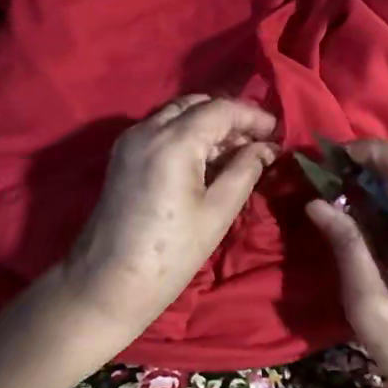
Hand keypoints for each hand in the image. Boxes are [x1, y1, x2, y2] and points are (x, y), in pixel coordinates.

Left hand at [62, 95, 277, 333]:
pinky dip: (187, 133)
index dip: (253, 116)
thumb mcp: (217, 212)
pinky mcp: (122, 155)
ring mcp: (130, 140)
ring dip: (208, 124)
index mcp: (172, 141)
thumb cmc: (170, 253)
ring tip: (238, 152)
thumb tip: (267, 148)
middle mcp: (147, 129)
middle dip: (230, 116)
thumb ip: (245, 170)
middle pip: (196, 104)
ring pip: (177, 114)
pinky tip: (206, 159)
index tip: (279, 132)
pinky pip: (160, 129)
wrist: (108, 283)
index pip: (220, 109)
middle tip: (259, 142)